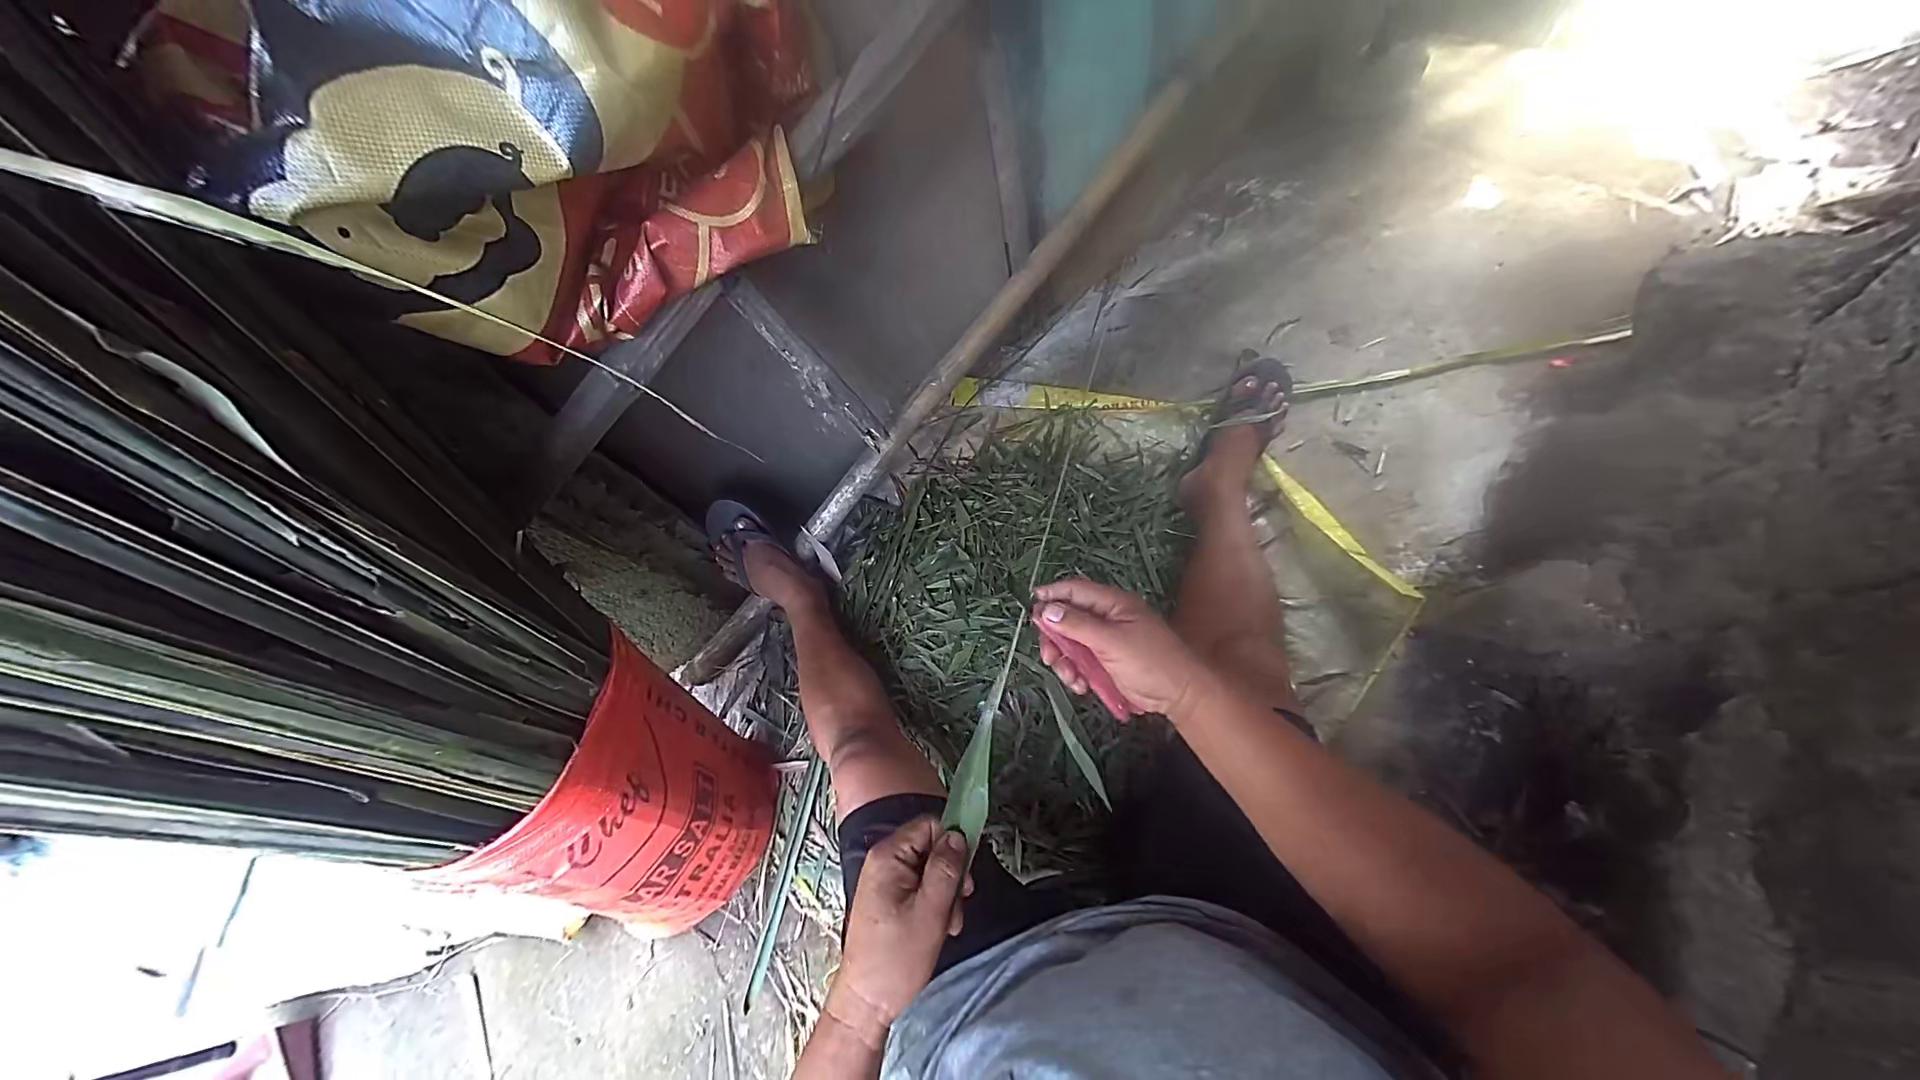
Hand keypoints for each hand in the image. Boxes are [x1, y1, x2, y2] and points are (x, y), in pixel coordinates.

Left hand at [824, 816, 970, 1046]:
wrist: (866, 1003)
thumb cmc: (895, 960)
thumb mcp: (930, 911)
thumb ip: (946, 868)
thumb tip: (958, 835)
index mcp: (887, 856)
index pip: (929, 825)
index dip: (952, 843)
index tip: (966, 871)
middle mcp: (883, 861)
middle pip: (931, 847)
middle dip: (950, 874)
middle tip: (958, 904)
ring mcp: (884, 880)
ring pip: (929, 869)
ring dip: (945, 893)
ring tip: (947, 923)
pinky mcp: (888, 898)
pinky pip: (919, 886)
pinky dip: (934, 903)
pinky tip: (938, 927)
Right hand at [1032, 577, 1206, 716]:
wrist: (1179, 695)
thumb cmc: (1150, 662)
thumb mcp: (1110, 641)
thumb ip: (1076, 625)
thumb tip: (1046, 609)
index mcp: (1113, 604)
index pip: (1075, 590)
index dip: (1052, 595)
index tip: (1032, 605)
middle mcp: (1107, 619)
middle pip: (1067, 620)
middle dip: (1055, 639)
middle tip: (1049, 656)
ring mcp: (1107, 642)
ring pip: (1071, 645)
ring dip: (1065, 662)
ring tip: (1072, 679)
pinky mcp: (1107, 663)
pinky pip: (1081, 663)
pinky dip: (1077, 674)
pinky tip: (1083, 686)